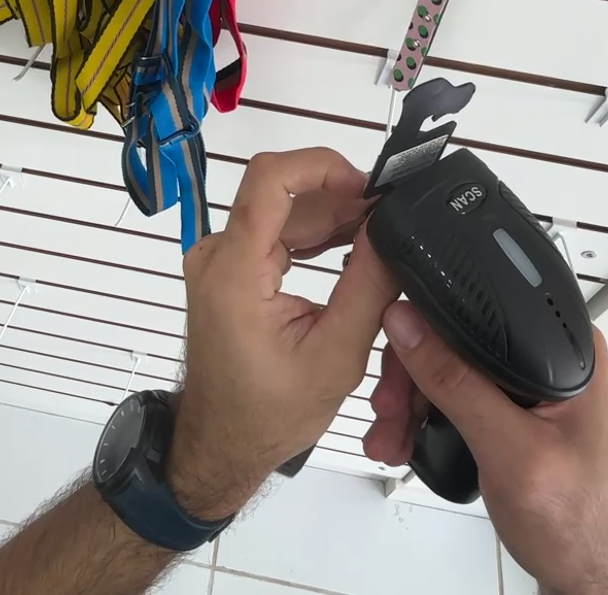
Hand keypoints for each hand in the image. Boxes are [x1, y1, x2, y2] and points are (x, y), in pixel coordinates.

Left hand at [170, 148, 398, 519]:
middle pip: (281, 193)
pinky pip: (275, 230)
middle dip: (340, 196)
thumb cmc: (269, 413)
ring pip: (282, 209)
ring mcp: (220, 258)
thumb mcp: (335, 355)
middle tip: (389, 217)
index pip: (268, 179)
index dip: (319, 167)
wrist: (221, 441)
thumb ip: (366, 286)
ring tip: (378, 233)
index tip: (365, 185)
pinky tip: (352, 243)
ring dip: (331, 213)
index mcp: (234, 272)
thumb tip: (390, 227)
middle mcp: (217, 253)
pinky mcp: (230, 266)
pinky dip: (314, 231)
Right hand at [365, 308, 607, 594]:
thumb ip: (456, 384)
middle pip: (455, 338)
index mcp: (566, 345)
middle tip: (386, 411)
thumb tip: (406, 322)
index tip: (394, 358)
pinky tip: (405, 439)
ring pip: (448, 366)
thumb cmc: (578, 526)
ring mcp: (528, 383)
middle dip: (410, 376)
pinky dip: (425, 416)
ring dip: (409, 402)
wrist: (591, 583)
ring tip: (389, 438)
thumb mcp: (510, 451)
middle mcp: (546, 353)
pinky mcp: (513, 407)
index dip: (426, 324)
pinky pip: (456, 392)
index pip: (480, 306)